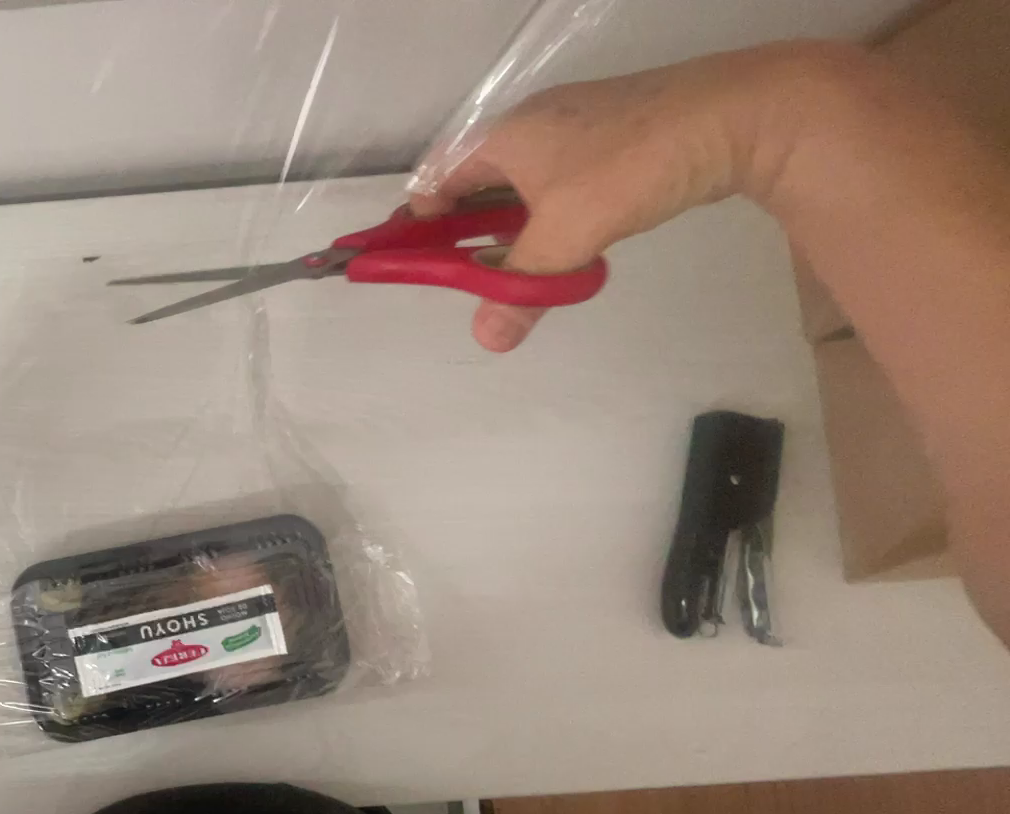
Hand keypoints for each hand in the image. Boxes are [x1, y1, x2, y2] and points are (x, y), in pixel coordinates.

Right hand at [411, 42, 861, 351]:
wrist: (752, 112)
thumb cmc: (635, 164)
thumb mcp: (565, 236)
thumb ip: (517, 288)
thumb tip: (487, 342)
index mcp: (506, 136)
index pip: (437, 180)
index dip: (419, 222)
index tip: (420, 262)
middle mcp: (534, 125)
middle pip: (474, 185)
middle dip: (463, 232)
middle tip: (463, 275)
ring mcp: (578, 128)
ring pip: (519, 187)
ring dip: (508, 229)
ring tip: (512, 268)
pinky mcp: (616, 137)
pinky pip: (557, 183)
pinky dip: (546, 217)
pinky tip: (563, 244)